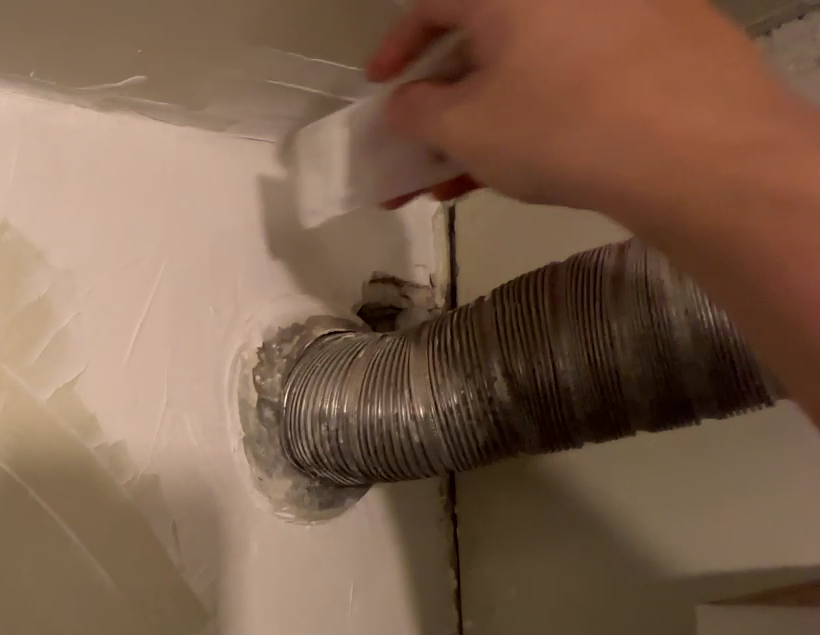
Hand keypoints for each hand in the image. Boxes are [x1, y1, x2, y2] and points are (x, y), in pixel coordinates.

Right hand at [368, 0, 800, 217]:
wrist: (693, 146)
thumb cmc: (553, 127)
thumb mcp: (457, 127)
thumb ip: (414, 111)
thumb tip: (406, 101)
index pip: (435, 3)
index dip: (397, 46)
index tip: (379, 85)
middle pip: (483, 39)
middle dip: (438, 100)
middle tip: (414, 145)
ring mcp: (624, 11)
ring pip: (525, 66)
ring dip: (477, 120)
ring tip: (451, 178)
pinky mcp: (662, 42)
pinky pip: (569, 74)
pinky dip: (529, 114)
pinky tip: (509, 167)